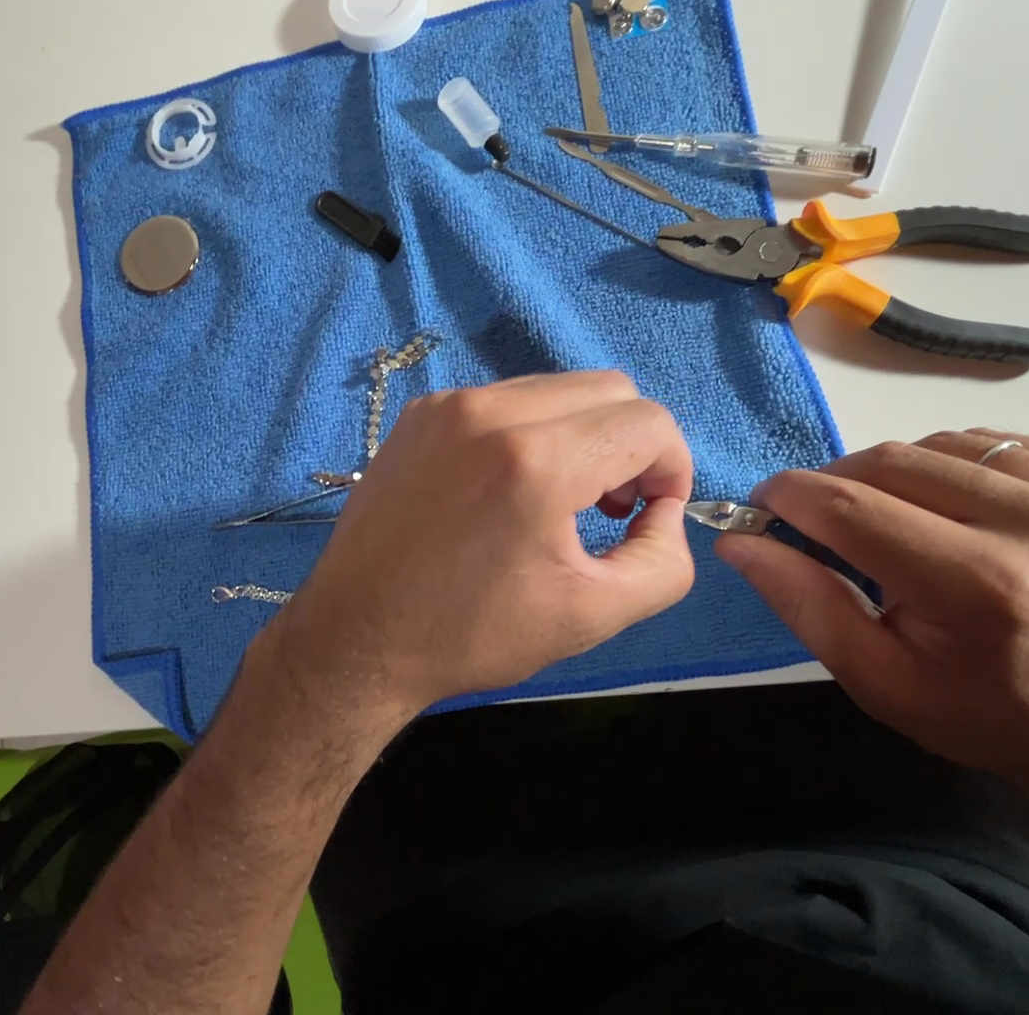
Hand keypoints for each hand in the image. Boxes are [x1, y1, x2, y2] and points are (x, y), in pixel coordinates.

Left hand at [260, 371, 695, 716]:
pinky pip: (507, 399)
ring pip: (558, 389)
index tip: (649, 516)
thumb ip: (663, 560)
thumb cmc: (471, 634)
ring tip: (562, 500)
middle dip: (632, 445)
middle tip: (611, 509)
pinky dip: (533, 431)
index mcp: (536, 461)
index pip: (648, 422)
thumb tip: (665, 510)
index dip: (671, 468)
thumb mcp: (592, 616)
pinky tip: (511, 487)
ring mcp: (448, 404)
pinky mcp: (420, 412)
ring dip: (583, 434)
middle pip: (610, 390)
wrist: (357, 638)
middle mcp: (491, 411)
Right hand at [717, 430, 1028, 860]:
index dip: (789, 498)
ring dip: (897, 475)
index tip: (763, 508)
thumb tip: (738, 540)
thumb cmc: (987, 715)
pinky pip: (998, 444)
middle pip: (892, 461)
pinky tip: (962, 514)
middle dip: (835, 484)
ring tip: (898, 523)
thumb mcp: (878, 680)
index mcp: (985, 588)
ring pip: (941, 444)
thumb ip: (803, 602)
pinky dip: (958, 469)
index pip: (850, 507)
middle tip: (822, 521)